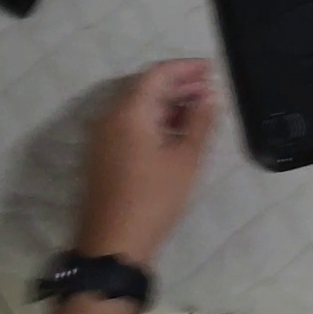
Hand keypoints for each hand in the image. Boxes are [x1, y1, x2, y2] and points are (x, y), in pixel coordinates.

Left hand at [75, 59, 219, 265]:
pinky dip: (152, 117)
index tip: (211, 68)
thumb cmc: (154, 199)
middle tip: (208, 87)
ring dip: (166, 101)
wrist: (112, 245)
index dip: (186, 67)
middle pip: (144, 86)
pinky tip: (174, 131)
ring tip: (197, 109)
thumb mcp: (187, 159)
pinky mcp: (101, 154)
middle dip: (177, 83)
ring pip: (135, 105)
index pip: (158, 74)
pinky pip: (128, 122)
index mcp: (129, 112)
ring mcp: (101, 136)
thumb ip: (201, 122)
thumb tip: (210, 95)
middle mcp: (109, 117)